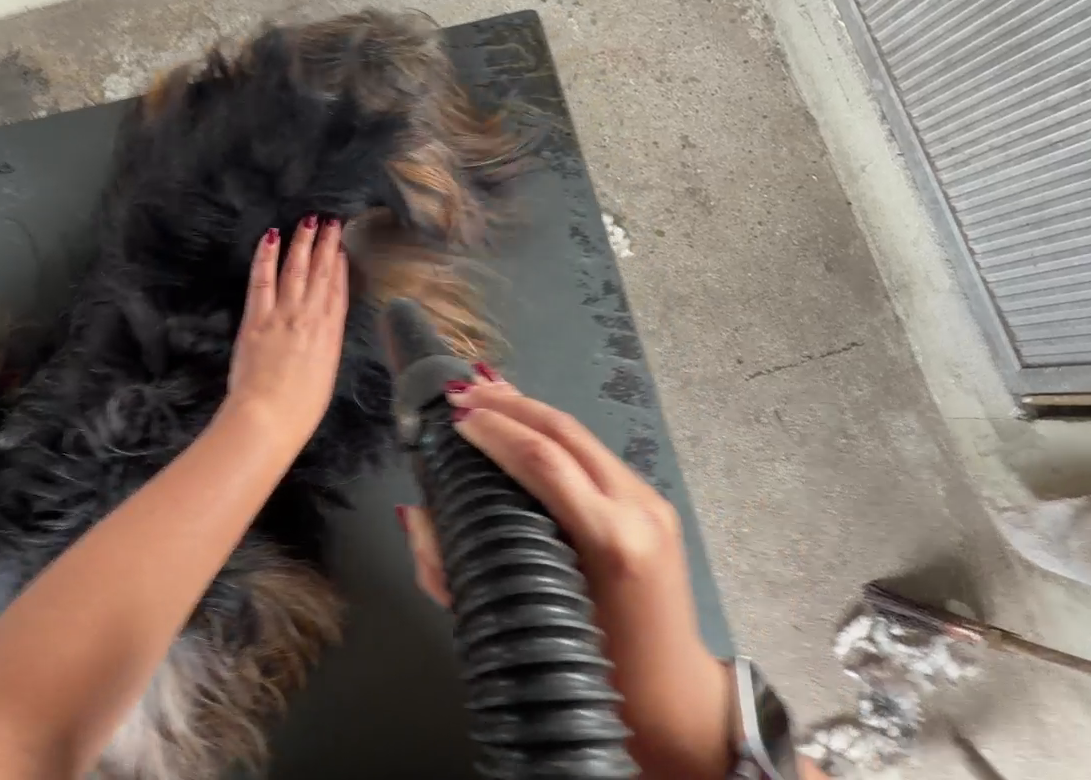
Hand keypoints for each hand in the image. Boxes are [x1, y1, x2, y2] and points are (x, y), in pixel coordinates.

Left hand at [221, 216, 349, 437]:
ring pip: (296, 269)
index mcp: (331, 335)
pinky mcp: (257, 317)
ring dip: (302, 242)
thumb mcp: (326, 374)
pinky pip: (262, 279)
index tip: (340, 248)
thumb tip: (322, 330)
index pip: (337, 292)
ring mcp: (283, 315)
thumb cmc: (300, 409)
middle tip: (330, 221)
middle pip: (321, 273)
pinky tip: (270, 236)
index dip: (339, 267)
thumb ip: (324, 346)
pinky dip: (266, 256)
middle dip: (326, 245)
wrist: (270, 418)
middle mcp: (311, 318)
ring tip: (308, 220)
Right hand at [397, 370, 736, 779]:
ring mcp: (650, 500)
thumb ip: (455, 572)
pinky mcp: (653, 500)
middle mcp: (637, 509)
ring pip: (581, 433)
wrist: (674, 697)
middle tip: (460, 394)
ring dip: (528, 408)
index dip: (496, 431)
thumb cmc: (591, 670)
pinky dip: (550, 429)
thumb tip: (416, 515)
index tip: (455, 418)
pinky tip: (523, 420)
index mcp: (611, 542)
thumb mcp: (516, 623)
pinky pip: (592, 450)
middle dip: (507, 405)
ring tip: (484, 393)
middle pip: (564, 431)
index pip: (544, 461)